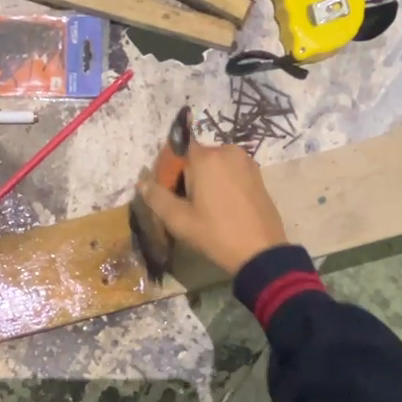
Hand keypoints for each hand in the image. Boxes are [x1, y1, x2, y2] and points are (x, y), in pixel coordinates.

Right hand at [137, 142, 288, 273]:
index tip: (166, 194)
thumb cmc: (215, 234)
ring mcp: (245, 161)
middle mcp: (226, 150)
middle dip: (186, 177)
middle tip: (184, 207)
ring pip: (214, 164)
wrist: (259, 250)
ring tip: (202, 209)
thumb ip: (157, 198)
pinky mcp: (257, 173)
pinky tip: (221, 206)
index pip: (176, 150)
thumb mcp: (179, 220)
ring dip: (204, 180)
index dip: (167, 171)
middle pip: (195, 157)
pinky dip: (221, 183)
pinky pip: (230, 171)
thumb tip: (141, 182)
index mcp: (205, 158)